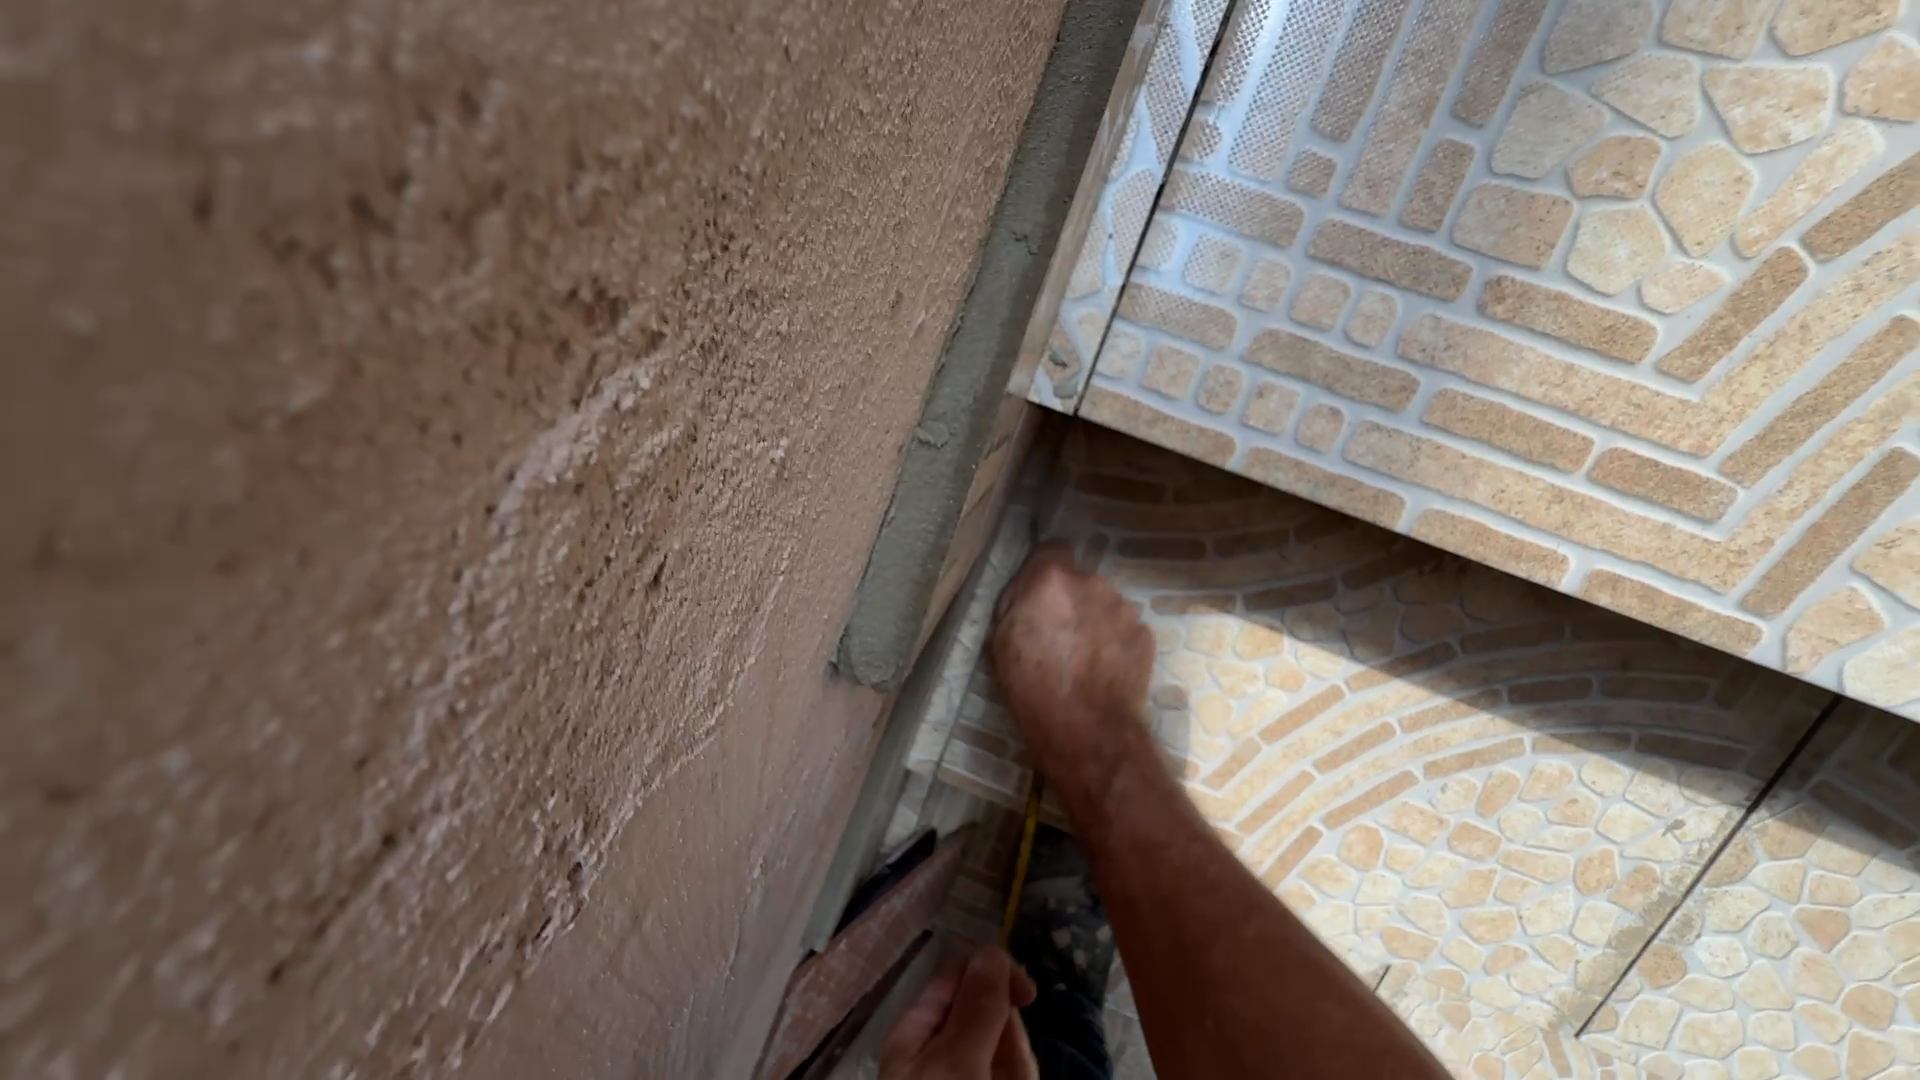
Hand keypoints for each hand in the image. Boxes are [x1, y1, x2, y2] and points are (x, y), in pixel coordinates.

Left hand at [880, 947, 1037, 1079]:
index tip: (1028, 994)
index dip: (995, 974)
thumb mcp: (955, 1064)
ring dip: (1018, 1064)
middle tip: (1011, 1071)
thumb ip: (976, 1008)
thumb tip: (993, 949)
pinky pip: (1013, 1073)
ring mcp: (964, 1072)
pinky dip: (1020, 1077)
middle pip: (990, 1013)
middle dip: (1010, 1036)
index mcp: (916, 1032)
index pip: (959, 977)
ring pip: (1007, 1048)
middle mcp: (939, 1051)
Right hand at [990, 543, 1153, 797]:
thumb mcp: (1000, 640)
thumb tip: (1028, 588)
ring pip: (1104, 605)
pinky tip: (1103, 671)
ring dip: (1094, 621)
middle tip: (1058, 635)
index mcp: (1052, 579)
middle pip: (1079, 581)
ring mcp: (1124, 608)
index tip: (1038, 591)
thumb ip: (1016, 602)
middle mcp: (1093, 583)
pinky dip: (1114, 643)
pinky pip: (1123, 629)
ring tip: (1082, 659)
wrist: (1086, 728)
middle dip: (1069, 600)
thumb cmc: (1031, 686)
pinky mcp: (1145, 634)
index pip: (1052, 548)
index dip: (1044, 567)